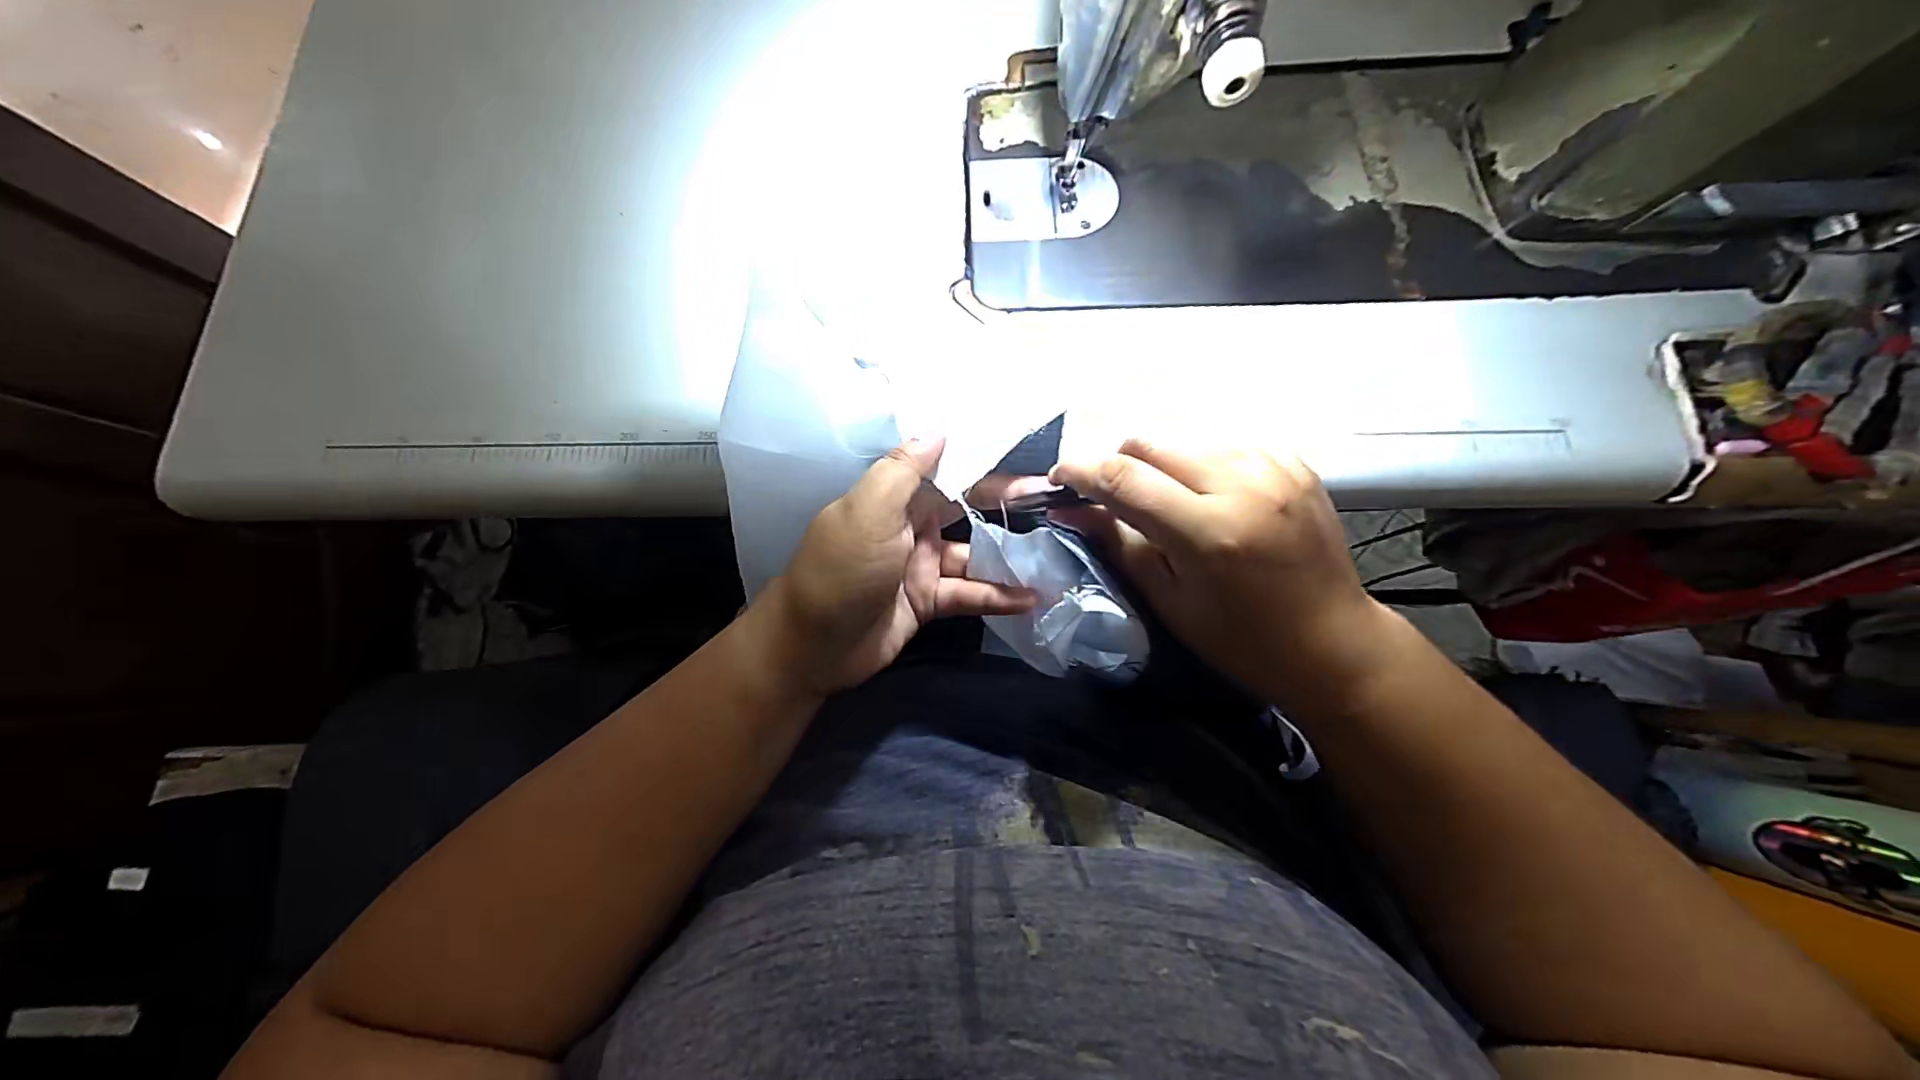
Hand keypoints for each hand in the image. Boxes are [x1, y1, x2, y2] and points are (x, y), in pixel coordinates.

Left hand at [757, 438, 1035, 696]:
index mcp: (894, 498)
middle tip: (1053, 502)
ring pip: (973, 555)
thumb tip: (938, 430)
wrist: (811, 647)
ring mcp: (920, 566)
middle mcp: (910, 526)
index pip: (945, 470)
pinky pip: (968, 594)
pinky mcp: (928, 602)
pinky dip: (996, 596)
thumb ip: (903, 471)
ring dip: (1008, 558)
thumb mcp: (867, 512)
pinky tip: (1028, 599)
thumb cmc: (840, 571)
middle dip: (1005, 505)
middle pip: (965, 509)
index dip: (982, 463)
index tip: (1024, 456)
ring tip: (1051, 559)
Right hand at [1049, 439, 1394, 708]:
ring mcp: (1274, 469)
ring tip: (1170, 507)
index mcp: (1208, 531)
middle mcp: (1242, 486)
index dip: (1081, 472)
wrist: (1334, 644)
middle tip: (1113, 502)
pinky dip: (1203, 468)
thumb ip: (1119, 544)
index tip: (1060, 478)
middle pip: (1150, 445)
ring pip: (1185, 443)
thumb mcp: (1170, 600)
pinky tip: (1211, 500)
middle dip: (1120, 468)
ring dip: (1162, 468)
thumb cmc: (1243, 641)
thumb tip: (1072, 510)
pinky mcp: (1295, 465)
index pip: (1123, 478)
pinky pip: (1225, 447)